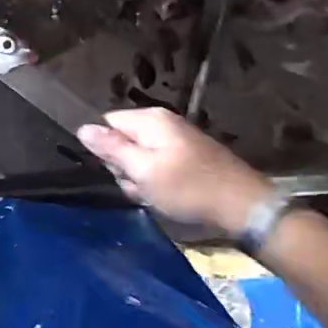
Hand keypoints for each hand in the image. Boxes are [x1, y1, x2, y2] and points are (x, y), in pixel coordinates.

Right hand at [76, 108, 273, 237]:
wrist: (246, 207)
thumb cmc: (189, 188)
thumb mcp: (143, 170)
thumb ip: (111, 148)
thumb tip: (82, 128)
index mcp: (150, 120)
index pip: (106, 124)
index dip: (105, 148)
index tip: (116, 170)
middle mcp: (163, 123)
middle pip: (122, 140)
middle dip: (123, 166)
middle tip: (138, 185)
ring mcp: (178, 140)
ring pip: (139, 156)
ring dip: (140, 178)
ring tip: (154, 195)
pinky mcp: (189, 157)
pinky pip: (159, 165)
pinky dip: (158, 181)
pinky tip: (167, 197)